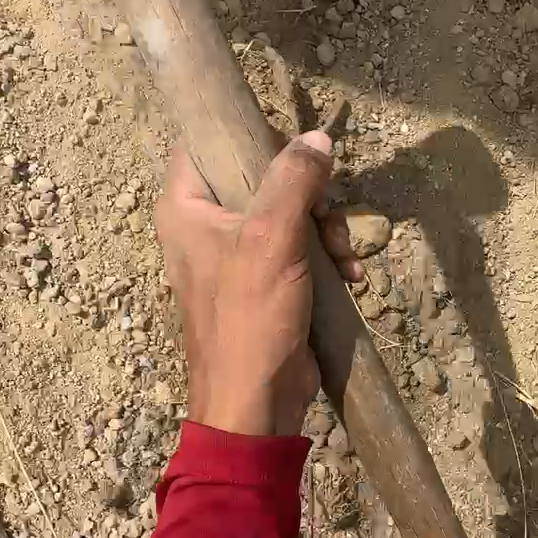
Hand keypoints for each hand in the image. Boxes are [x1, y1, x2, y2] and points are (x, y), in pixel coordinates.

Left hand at [153, 132, 362, 435]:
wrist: (258, 400)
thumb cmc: (250, 317)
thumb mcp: (272, 239)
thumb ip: (294, 181)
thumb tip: (318, 139)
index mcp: (187, 207)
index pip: (207, 142)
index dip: (250, 136)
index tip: (293, 147)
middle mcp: (208, 226)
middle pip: (263, 178)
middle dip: (310, 198)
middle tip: (329, 220)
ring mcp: (239, 256)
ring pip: (291, 214)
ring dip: (327, 232)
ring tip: (344, 260)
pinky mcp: (268, 283)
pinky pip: (302, 250)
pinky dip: (328, 259)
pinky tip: (351, 278)